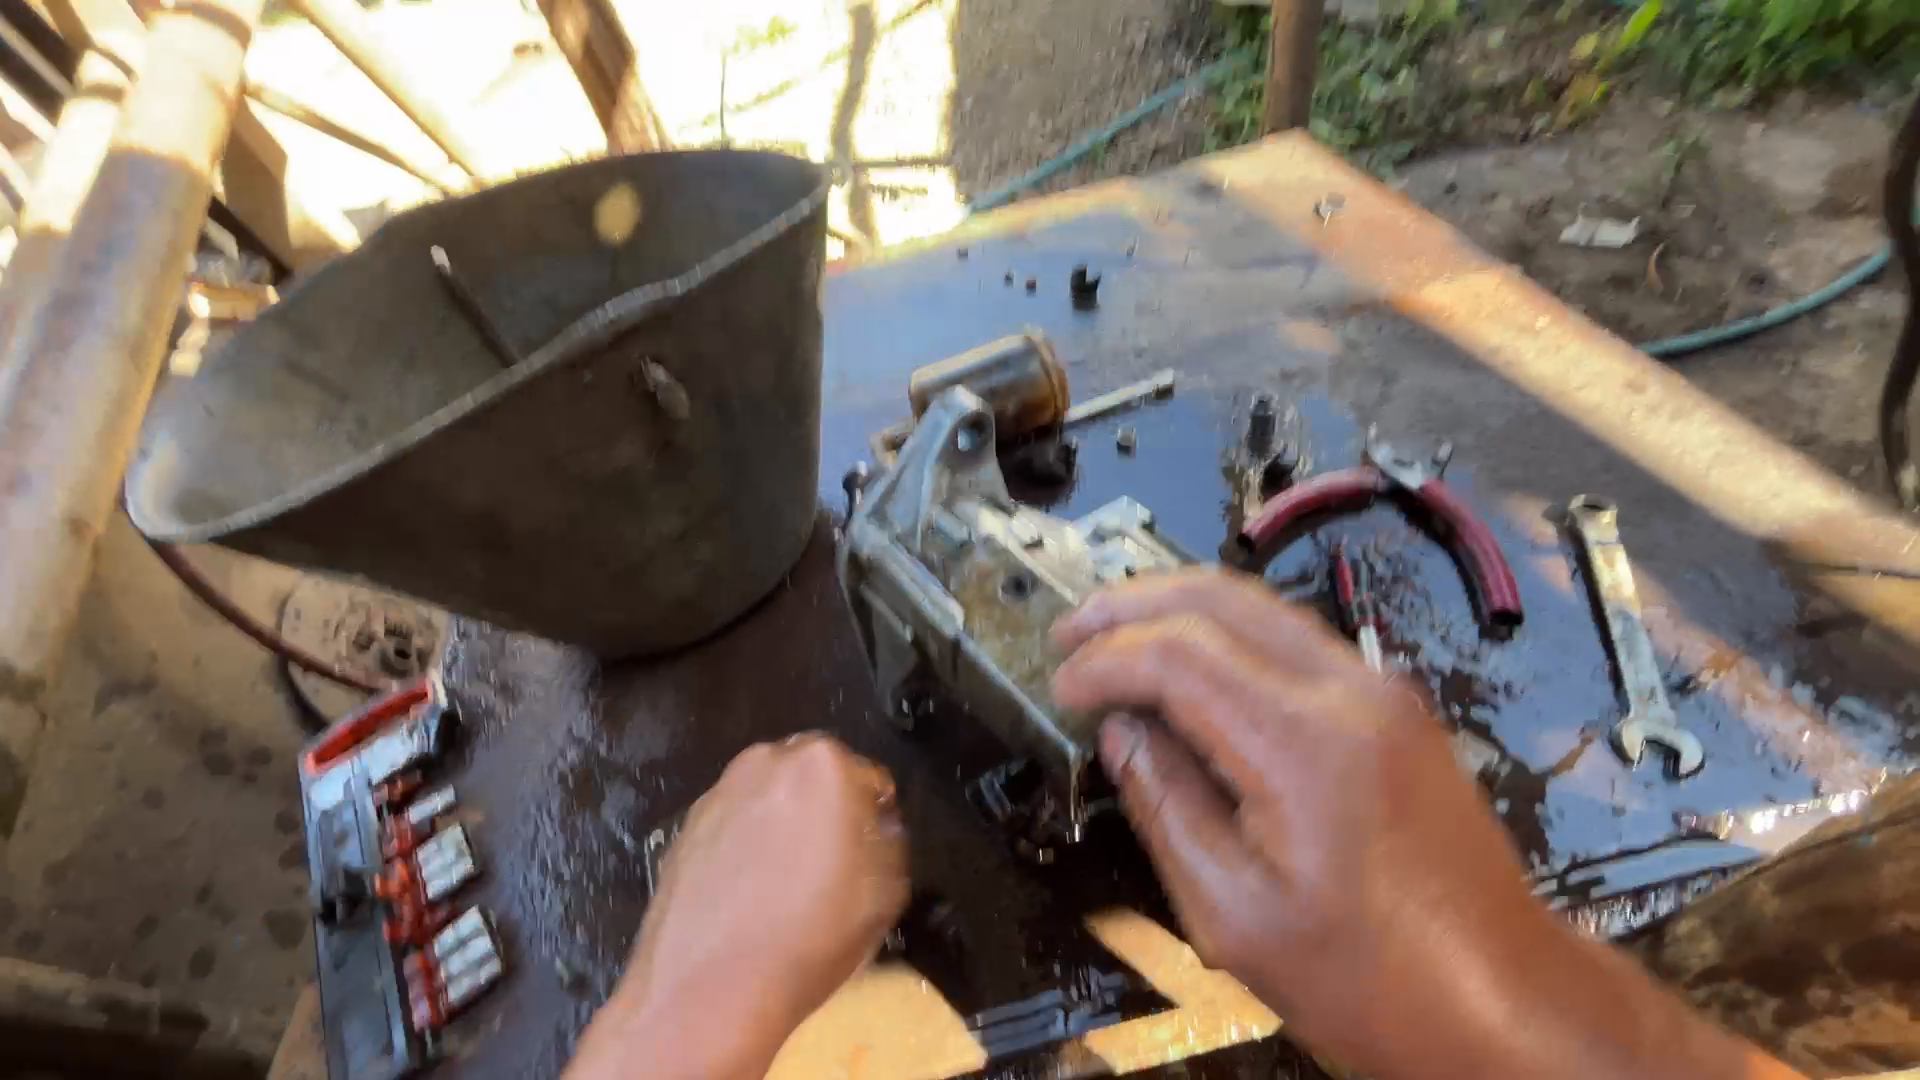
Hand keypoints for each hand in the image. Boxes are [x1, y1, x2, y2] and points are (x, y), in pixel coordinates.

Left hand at [567, 734, 908, 1079]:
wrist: (709, 990)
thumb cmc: (810, 935)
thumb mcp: (886, 890)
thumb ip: (889, 839)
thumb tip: (875, 828)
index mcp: (824, 763)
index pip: (868, 779)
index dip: (874, 820)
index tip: (868, 853)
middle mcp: (768, 761)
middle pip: (814, 779)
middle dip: (825, 812)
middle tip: (830, 866)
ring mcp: (721, 792)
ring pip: (770, 800)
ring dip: (783, 826)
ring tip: (784, 885)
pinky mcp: (686, 826)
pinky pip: (733, 825)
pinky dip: (744, 846)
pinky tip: (748, 895)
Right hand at [1050, 567, 1800, 1079]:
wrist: (1507, 1002)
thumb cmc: (1369, 979)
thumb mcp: (1232, 913)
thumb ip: (1164, 804)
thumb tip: (1122, 732)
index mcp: (1304, 745)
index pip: (1178, 656)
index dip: (1106, 661)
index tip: (1062, 685)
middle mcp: (1345, 690)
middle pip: (1215, 599)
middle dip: (1128, 604)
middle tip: (1070, 628)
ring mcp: (1375, 686)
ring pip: (1252, 601)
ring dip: (1171, 603)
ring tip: (1111, 626)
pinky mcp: (1385, 699)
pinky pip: (1283, 632)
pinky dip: (1217, 625)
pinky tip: (1181, 649)